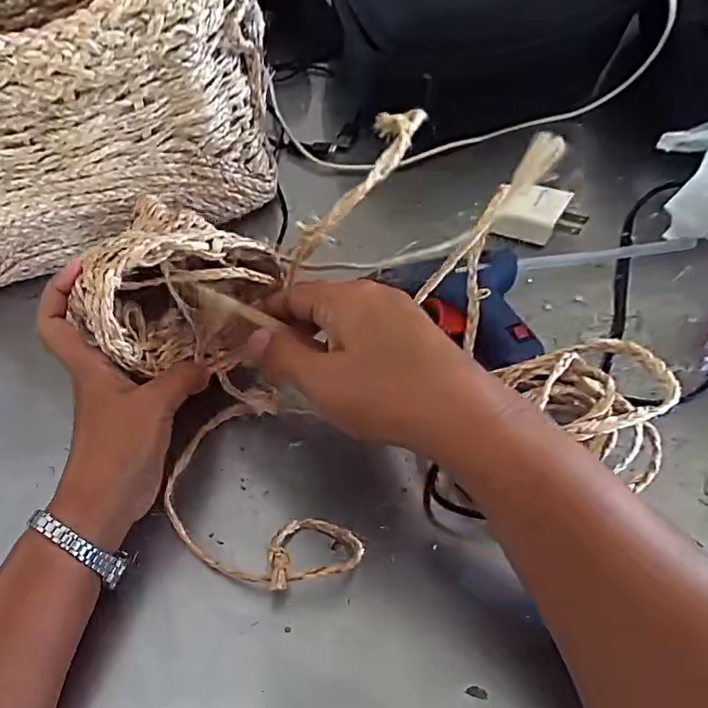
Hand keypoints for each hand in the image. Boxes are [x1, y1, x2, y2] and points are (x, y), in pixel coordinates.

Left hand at [37, 261, 210, 548]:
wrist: (106, 502)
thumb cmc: (115, 450)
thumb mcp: (151, 408)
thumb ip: (182, 378)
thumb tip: (212, 358)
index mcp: (86, 365)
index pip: (52, 321)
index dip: (57, 291)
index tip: (81, 268)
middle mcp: (97, 372)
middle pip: (92, 326)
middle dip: (110, 297)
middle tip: (145, 275)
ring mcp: (115, 393)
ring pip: (123, 349)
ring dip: (144, 328)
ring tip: (176, 303)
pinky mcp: (134, 412)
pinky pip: (147, 375)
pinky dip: (166, 361)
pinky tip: (192, 351)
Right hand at [244, 278, 511, 458]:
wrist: (461, 415)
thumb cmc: (383, 396)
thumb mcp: (320, 380)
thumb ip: (282, 355)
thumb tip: (252, 337)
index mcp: (347, 295)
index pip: (291, 293)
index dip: (264, 316)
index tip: (246, 342)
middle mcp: (374, 293)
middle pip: (319, 303)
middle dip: (291, 330)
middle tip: (274, 367)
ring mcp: (400, 311)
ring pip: (344, 319)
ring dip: (319, 342)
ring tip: (309, 377)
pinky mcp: (417, 333)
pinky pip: (368, 332)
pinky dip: (346, 348)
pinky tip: (349, 378)